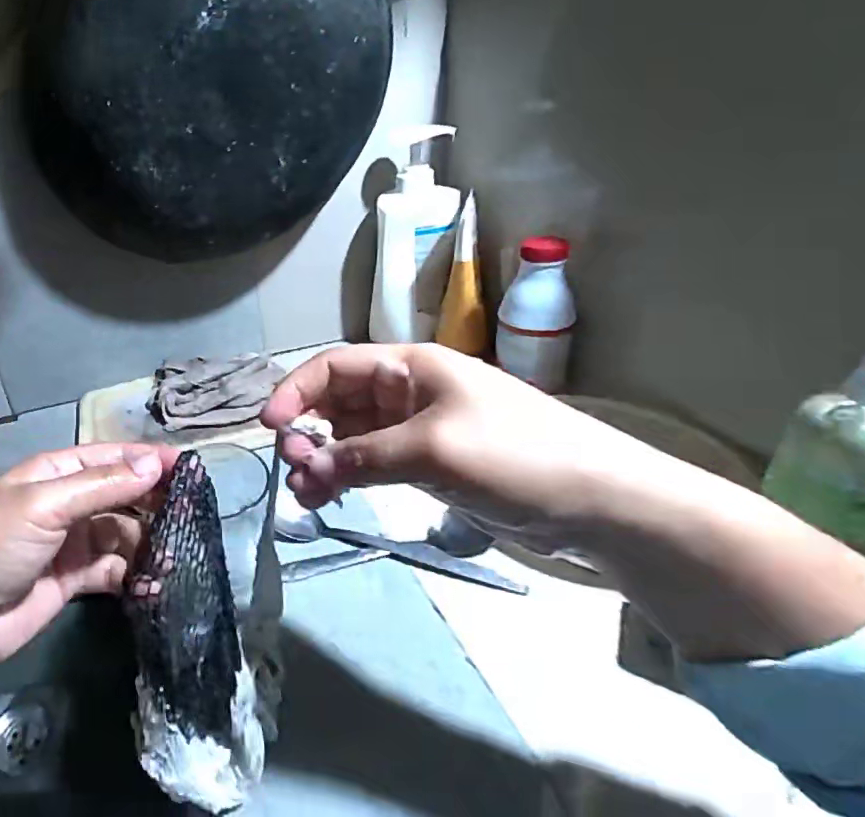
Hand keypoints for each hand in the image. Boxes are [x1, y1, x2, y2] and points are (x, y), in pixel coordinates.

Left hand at [0, 443, 176, 672]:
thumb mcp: (45, 506)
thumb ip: (103, 485)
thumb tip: (155, 462)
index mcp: (57, 473)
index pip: (113, 457)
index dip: (149, 460)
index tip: (188, 467)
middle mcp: (68, 502)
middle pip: (123, 494)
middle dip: (154, 503)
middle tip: (188, 515)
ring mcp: (73, 541)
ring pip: (124, 532)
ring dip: (148, 542)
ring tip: (170, 557)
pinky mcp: (76, 577)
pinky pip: (115, 567)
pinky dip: (134, 573)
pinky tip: (151, 583)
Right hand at [261, 344, 649, 544]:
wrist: (595, 499)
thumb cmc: (514, 455)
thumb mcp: (433, 449)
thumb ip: (362, 458)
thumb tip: (302, 474)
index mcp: (411, 366)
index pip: (336, 366)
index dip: (298, 390)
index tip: (269, 427)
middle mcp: (409, 391)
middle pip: (340, 401)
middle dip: (309, 430)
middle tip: (294, 472)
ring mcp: (420, 429)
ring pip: (354, 436)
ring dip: (325, 459)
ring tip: (306, 495)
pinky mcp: (431, 464)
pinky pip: (375, 463)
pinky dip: (350, 476)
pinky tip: (331, 498)